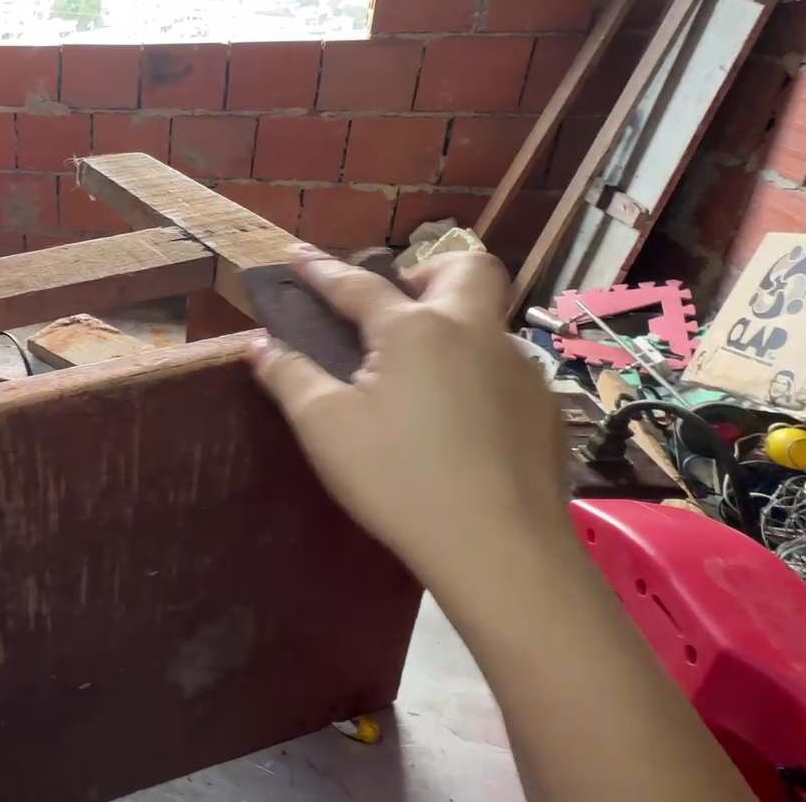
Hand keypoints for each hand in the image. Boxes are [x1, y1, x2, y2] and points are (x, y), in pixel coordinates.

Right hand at [247, 250, 567, 590]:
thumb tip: (258, 344)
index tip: (296, 253)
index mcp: (414, 331)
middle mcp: (475, 334)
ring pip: (488, 321)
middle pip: (465, 268)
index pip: (357, 285)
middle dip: (426, 270)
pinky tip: (455, 419)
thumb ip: (288, 375)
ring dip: (451, 326)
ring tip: (417, 374)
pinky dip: (473, 371)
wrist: (501, 552)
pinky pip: (505, 368)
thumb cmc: (398, 479)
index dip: (321, 269)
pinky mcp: (547, 410)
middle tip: (394, 303)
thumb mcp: (324, 426)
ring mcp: (521, 370)